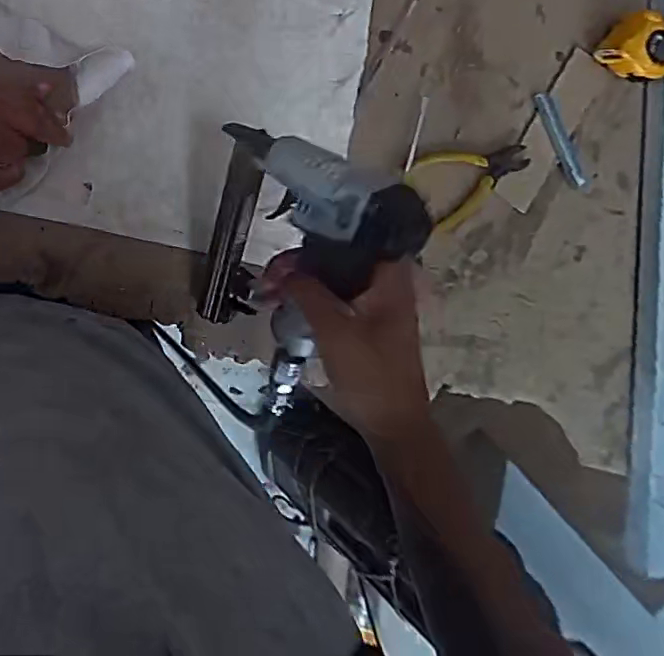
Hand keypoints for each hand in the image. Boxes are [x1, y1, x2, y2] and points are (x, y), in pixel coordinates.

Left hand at [0, 81, 72, 200]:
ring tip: (59, 106)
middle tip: (65, 134)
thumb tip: (25, 161)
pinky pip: (2, 88)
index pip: (24, 143)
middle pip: (29, 115)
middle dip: (49, 125)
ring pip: (18, 98)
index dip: (32, 152)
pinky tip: (38, 88)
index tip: (41, 155)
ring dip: (40, 105)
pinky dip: (21, 90)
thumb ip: (8, 174)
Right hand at [260, 255, 432, 442]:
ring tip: (271, 292)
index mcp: (389, 277)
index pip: (351, 238)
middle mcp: (387, 284)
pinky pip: (337, 298)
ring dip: (304, 283)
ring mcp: (379, 304)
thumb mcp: (333, 328)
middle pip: (339, 258)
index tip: (285, 258)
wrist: (393, 426)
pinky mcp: (369, 322)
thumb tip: (284, 271)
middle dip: (301, 265)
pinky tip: (288, 305)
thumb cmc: (369, 374)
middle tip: (270, 277)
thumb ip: (307, 292)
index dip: (315, 241)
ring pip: (335, 279)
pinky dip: (313, 298)